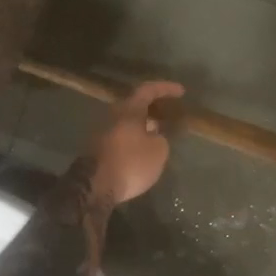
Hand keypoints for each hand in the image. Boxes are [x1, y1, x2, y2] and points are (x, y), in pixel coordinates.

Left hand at [88, 80, 184, 203]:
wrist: (94, 186)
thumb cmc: (131, 163)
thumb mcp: (158, 151)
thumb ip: (161, 138)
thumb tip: (154, 135)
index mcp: (128, 110)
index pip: (148, 90)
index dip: (165, 88)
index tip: (181, 91)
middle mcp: (112, 116)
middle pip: (135, 105)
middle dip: (153, 109)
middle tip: (168, 114)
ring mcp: (102, 132)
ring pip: (126, 122)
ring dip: (143, 125)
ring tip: (158, 134)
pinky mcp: (97, 149)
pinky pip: (120, 136)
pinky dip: (134, 138)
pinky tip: (143, 150)